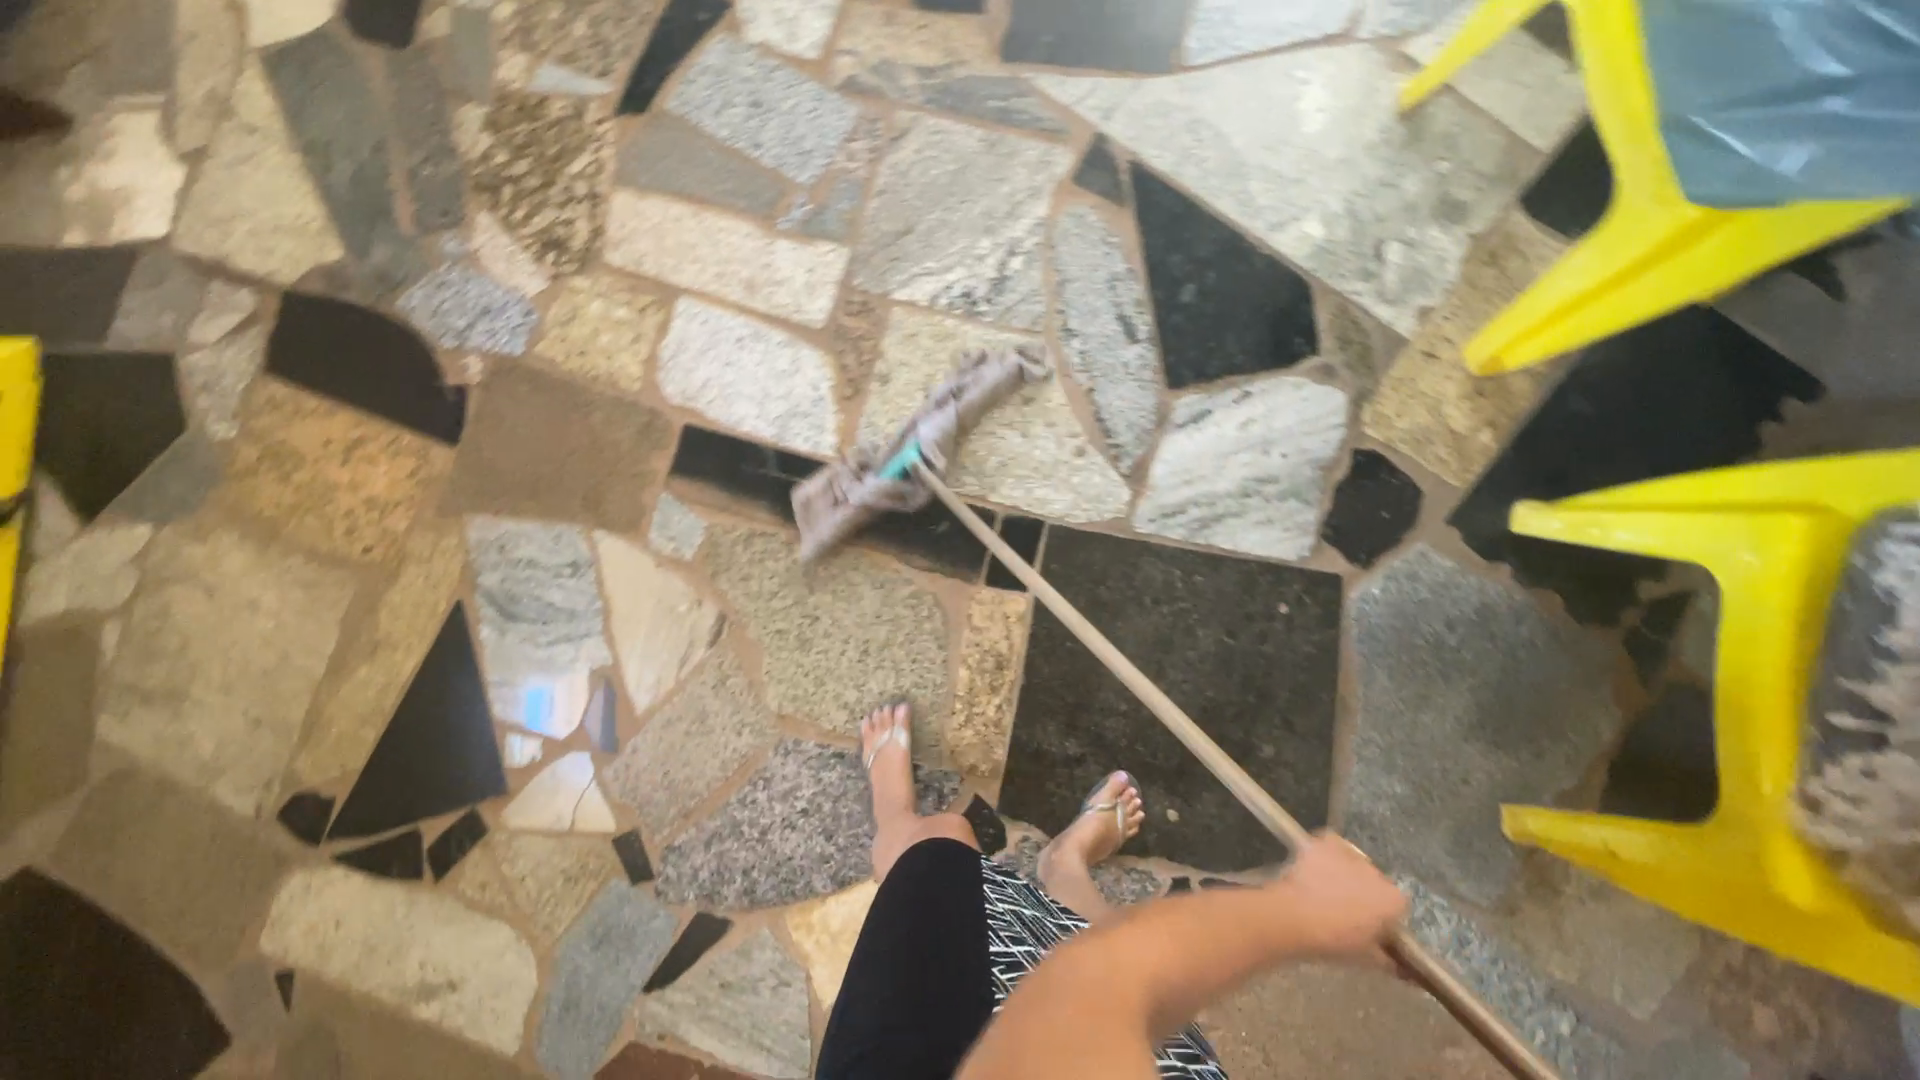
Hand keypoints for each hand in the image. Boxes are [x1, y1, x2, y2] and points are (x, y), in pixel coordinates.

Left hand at [1271, 832, 1406, 960]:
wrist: (1293, 917)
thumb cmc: (1333, 941)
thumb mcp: (1367, 959)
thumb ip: (1390, 961)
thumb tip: (1402, 969)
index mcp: (1393, 901)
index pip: (1397, 907)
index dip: (1382, 916)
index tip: (1367, 925)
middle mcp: (1378, 873)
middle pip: (1375, 882)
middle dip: (1364, 893)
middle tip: (1343, 908)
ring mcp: (1350, 854)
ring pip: (1354, 863)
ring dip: (1346, 873)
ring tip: (1324, 889)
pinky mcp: (1326, 842)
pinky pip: (1333, 846)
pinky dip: (1327, 854)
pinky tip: (1316, 867)